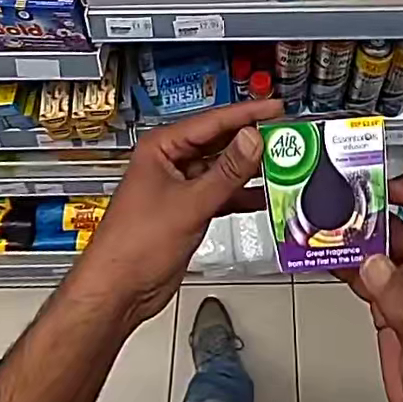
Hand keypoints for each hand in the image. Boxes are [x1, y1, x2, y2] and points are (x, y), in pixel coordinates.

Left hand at [69, 99, 281, 331]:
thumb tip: (252, 139)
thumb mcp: (189, 204)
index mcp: (162, 147)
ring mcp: (180, 186)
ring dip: (249, 169)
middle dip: (252, 140)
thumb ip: (226, 172)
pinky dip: (241, 194)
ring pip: (222, 168)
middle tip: (285, 135)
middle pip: (219, 142)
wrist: (117, 293)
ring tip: (282, 163)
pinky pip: (221, 193)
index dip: (247, 113)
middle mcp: (171, 161)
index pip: (212, 121)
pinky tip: (264, 196)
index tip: (274, 108)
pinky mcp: (188, 209)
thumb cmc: (133, 246)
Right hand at [335, 179, 402, 401]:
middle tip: (345, 201)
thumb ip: (402, 302)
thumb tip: (374, 263)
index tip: (387, 186)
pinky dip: (345, 266)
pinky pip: (365, 276)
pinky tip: (326, 257)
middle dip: (374, 215)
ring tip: (328, 226)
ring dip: (356, 240)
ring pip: (380, 251)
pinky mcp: (388, 308)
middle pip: (402, 228)